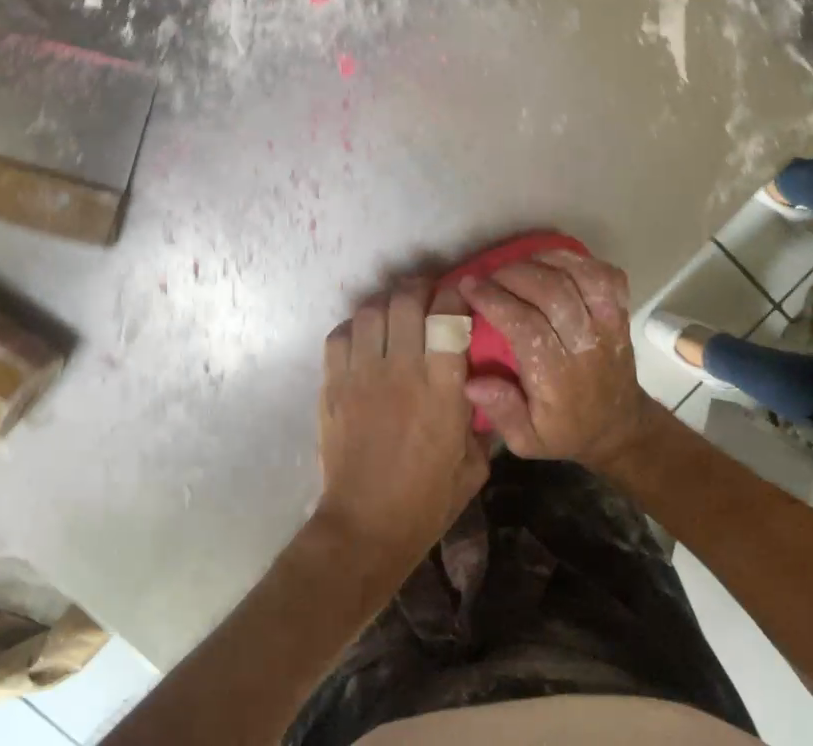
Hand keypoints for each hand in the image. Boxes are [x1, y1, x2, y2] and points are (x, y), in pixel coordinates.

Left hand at [316, 277, 489, 562]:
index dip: (456, 295)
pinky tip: (364, 338)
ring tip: (394, 312)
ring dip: (386, 304)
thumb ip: (480, 420)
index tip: (460, 294)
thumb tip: (480, 390)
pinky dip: (353, 327)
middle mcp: (401, 369)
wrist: (367, 525)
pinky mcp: (332, 385)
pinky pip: (339, 335)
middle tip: (426, 293)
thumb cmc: (427, 501)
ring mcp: (361, 375)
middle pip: (406, 301)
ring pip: (370, 311)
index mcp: (443, 387)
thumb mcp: (475, 464)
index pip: (449, 316)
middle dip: (419, 288)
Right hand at [457, 250, 664, 470]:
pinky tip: (553, 262)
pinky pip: (606, 277)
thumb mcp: (527, 440)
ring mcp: (609, 327)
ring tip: (517, 264)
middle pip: (553, 294)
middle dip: (514, 275)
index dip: (495, 300)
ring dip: (545, 262)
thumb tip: (472, 382)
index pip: (526, 326)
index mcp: (558, 377)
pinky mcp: (621, 315)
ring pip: (581, 278)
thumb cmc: (565, 431)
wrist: (619, 428)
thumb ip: (502, 412)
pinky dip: (580, 261)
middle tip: (489, 275)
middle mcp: (586, 346)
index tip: (469, 286)